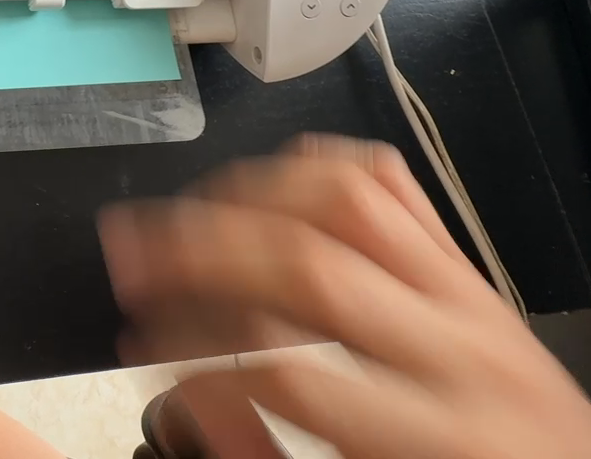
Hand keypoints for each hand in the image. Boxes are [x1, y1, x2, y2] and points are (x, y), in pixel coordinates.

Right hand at [99, 134, 590, 458]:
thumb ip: (270, 450)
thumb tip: (185, 401)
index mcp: (443, 440)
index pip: (291, 374)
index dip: (197, 359)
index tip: (142, 353)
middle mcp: (456, 348)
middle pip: (308, 266)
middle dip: (198, 249)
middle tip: (130, 252)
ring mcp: (461, 286)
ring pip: (344, 197)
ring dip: (245, 191)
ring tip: (186, 212)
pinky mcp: (457, 253)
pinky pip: (383, 177)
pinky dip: (310, 161)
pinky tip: (266, 181)